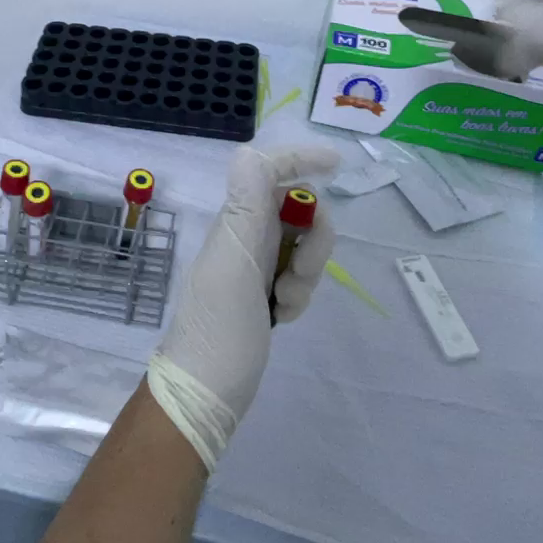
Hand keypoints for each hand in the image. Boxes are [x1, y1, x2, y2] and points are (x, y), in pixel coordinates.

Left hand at [146, 144, 338, 469]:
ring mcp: (256, 262)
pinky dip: (300, 294)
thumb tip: (249, 151)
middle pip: (300, 210)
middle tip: (295, 278)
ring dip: (307, 274)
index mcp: (236, 221)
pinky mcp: (265, 290)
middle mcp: (246, 234)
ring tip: (283, 304)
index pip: (268, 170)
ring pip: (305, 245)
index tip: (336, 166)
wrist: (206, 390)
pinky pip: (300, 275)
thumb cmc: (218, 328)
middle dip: (313, 242)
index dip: (300, 159)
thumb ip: (246, 209)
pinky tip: (283, 317)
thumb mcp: (233, 264)